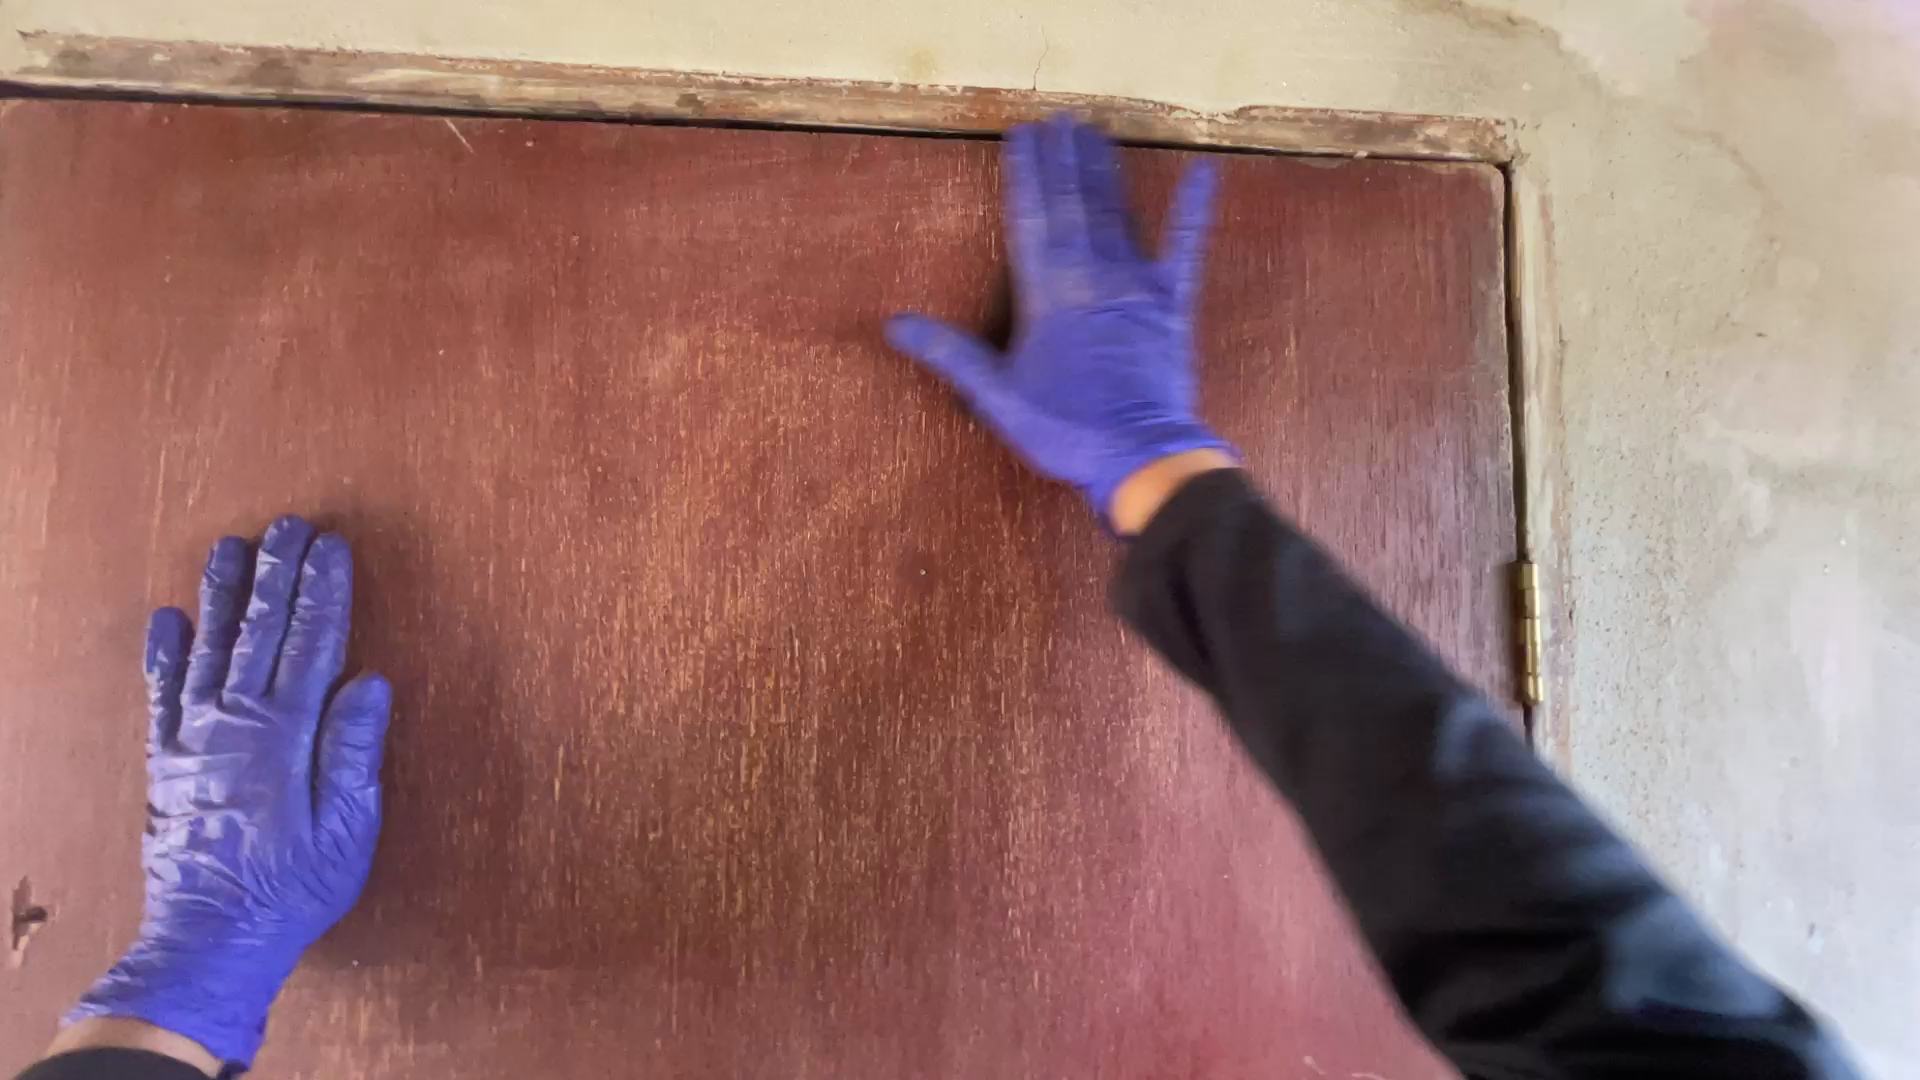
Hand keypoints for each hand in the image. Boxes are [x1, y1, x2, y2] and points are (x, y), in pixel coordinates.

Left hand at [63, 516, 392, 1070]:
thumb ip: (353, 748)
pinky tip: (166, 618)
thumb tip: (371, 680)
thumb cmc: (297, 882)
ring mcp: (191, 741)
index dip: (323, 593)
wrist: (207, 943)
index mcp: (282, 737)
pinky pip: (162, 696)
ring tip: (229, 548)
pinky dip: (163, 654)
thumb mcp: (349, 822)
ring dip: (220, 597)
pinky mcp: (168, 762)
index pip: (310, 646)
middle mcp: (230, 727)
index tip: (332, 549)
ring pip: (207, 652)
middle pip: (257, 635)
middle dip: (275, 577)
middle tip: (287, 527)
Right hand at [885, 113, 1235, 524]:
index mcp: (1048, 294)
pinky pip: (1185, 250)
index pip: (1031, 219)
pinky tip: (1205, 171)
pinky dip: (1194, 211)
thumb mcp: (997, 395)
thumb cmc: (1063, 428)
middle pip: (1073, 206)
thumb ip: (951, 354)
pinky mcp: (1172, 304)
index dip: (1025, 175)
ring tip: (1094, 133)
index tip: (1021, 134)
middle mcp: (1093, 275)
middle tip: (1059, 119)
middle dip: (1063, 161)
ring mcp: (1137, 285)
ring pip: (1117, 215)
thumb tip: (893, 325)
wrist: (1137, 454)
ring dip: (1104, 173)